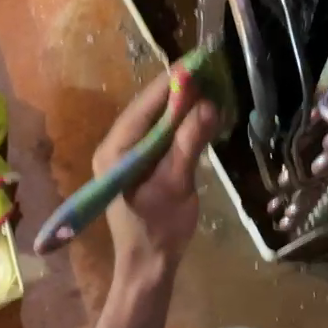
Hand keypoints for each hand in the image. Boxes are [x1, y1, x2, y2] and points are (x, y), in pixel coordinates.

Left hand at [93, 73, 218, 284]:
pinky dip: (182, 123)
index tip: (197, 61)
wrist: (149, 266)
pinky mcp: (142, 164)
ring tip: (210, 84)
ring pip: (157, 120)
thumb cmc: (158, 228)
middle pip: (150, 109)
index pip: (145, 105)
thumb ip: (189, 143)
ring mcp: (129, 156)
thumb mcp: (176, 184)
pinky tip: (202, 114)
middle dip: (179, 90)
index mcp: (116, 150)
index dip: (171, 82)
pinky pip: (162, 135)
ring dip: (182, 105)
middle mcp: (118, 147)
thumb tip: (208, 104)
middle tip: (209, 69)